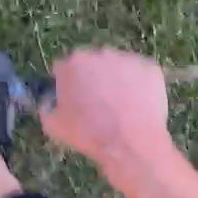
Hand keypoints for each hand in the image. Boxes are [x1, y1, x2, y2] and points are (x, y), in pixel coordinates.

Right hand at [42, 48, 174, 171]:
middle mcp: (99, 53)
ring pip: (118, 66)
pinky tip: (138, 105)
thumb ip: (46, 107)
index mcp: (72, 63)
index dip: (67, 83)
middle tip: (98, 102)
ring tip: (121, 106)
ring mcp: (127, 58)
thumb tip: (49, 101)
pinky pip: (141, 74)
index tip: (72, 98)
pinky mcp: (150, 67)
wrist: (130, 144)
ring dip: (116, 79)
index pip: (64, 68)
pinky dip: (139, 85)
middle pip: (92, 63)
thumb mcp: (53, 126)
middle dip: (92, 78)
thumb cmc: (88, 134)